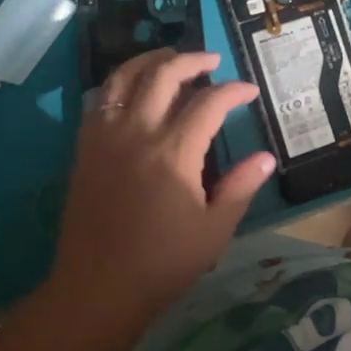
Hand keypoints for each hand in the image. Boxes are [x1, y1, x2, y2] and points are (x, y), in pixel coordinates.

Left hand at [50, 49, 276, 321]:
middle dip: (192, 60)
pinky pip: (101, 100)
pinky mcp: (85, 149)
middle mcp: (138, 133)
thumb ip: (240, 187)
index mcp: (174, 152)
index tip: (249, 92)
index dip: (234, 91)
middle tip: (212, 61)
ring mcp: (106, 138)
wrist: (96, 290)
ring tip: (171, 60)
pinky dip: (121, 84)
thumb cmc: (161, 264)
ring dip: (151, 60)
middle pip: (164, 75)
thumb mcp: (214, 231)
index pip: (209, 102)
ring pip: (125, 78)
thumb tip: (265, 157)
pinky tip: (135, 90)